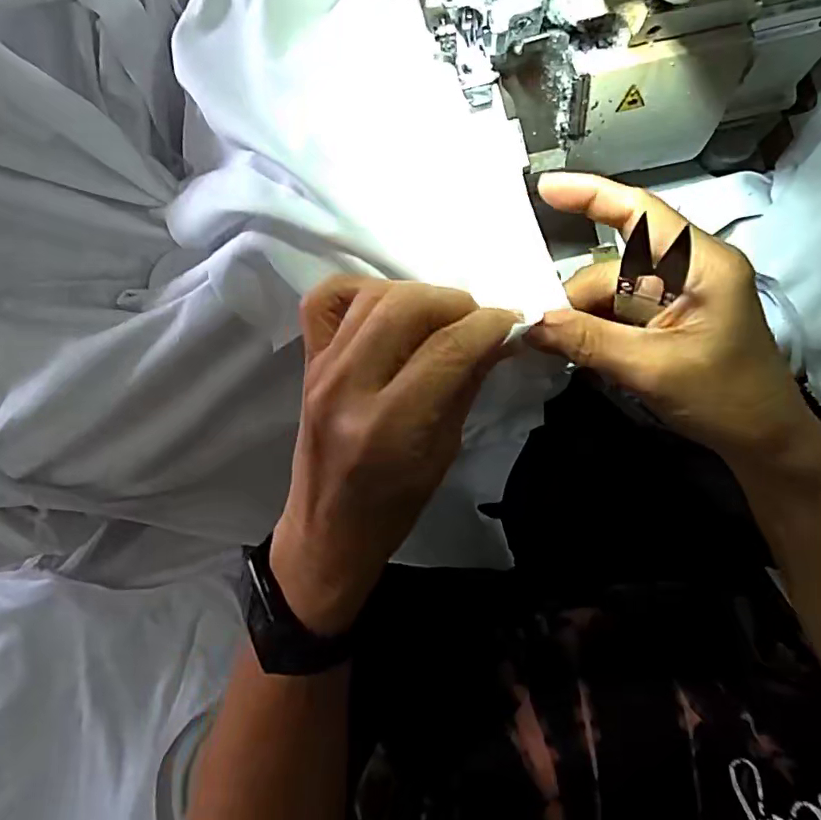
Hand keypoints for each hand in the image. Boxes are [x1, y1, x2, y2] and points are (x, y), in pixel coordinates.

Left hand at [270, 277, 517, 635]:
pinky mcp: (307, 360)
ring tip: (441, 314)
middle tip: (477, 319)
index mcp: (389, 426)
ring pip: (374, 295)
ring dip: (419, 293)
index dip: (490, 323)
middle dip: (456, 302)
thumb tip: (500, 335)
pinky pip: (327, 298)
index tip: (513, 318)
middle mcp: (349, 388)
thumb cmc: (395, 505)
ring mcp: (321, 369)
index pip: (449, 347)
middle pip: (408, 306)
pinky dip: (362, 290)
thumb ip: (469, 383)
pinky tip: (387, 307)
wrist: (328, 529)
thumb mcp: (446, 449)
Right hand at [525, 173, 820, 485]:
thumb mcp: (652, 370)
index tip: (545, 188)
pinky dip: (597, 329)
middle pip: (615, 266)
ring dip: (584, 317)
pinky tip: (575, 347)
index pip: (641, 213)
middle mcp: (690, 269)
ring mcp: (680, 296)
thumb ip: (589, 341)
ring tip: (552, 344)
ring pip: (614, 292)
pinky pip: (622, 313)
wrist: (767, 443)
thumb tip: (531, 324)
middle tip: (536, 328)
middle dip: (576, 296)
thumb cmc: (727, 400)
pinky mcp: (671, 320)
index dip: (591, 195)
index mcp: (701, 264)